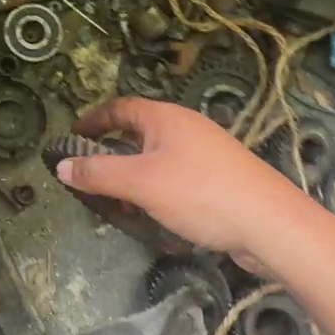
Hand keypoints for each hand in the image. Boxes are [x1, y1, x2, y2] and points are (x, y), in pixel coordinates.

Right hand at [55, 97, 310, 268]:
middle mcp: (186, 126)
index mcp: (164, 117)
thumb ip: (97, 173)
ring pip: (157, 156)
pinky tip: (156, 212)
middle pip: (138, 131)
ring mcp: (207, 152)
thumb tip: (61, 165)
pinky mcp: (221, 178)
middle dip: (111, 152)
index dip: (92, 121)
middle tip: (90, 175)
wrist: (273, 226)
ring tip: (119, 201)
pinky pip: (177, 174)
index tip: (71, 138)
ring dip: (133, 174)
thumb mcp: (140, 183)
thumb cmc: (200, 194)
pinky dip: (157, 187)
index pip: (118, 108)